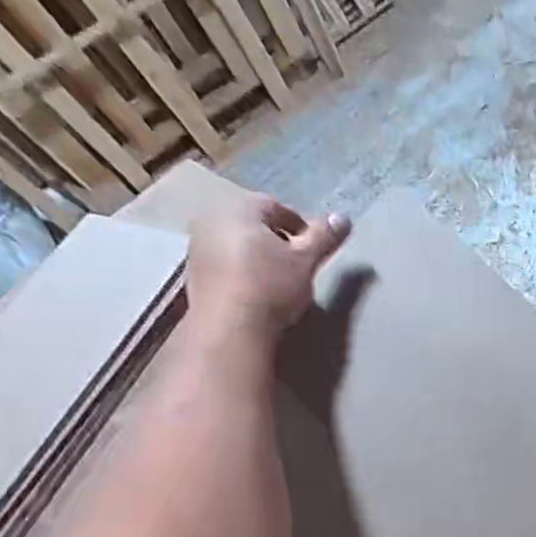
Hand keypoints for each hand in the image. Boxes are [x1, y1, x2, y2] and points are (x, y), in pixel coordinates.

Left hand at [184, 194, 349, 340]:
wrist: (230, 330)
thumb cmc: (271, 287)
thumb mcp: (305, 261)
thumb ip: (324, 236)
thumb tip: (343, 218)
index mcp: (240, 209)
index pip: (276, 206)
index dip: (299, 226)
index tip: (312, 249)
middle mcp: (212, 220)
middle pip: (253, 224)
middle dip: (275, 240)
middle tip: (295, 264)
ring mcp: (197, 248)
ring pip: (236, 244)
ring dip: (256, 256)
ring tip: (275, 281)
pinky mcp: (192, 275)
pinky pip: (222, 264)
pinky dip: (239, 271)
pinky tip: (253, 292)